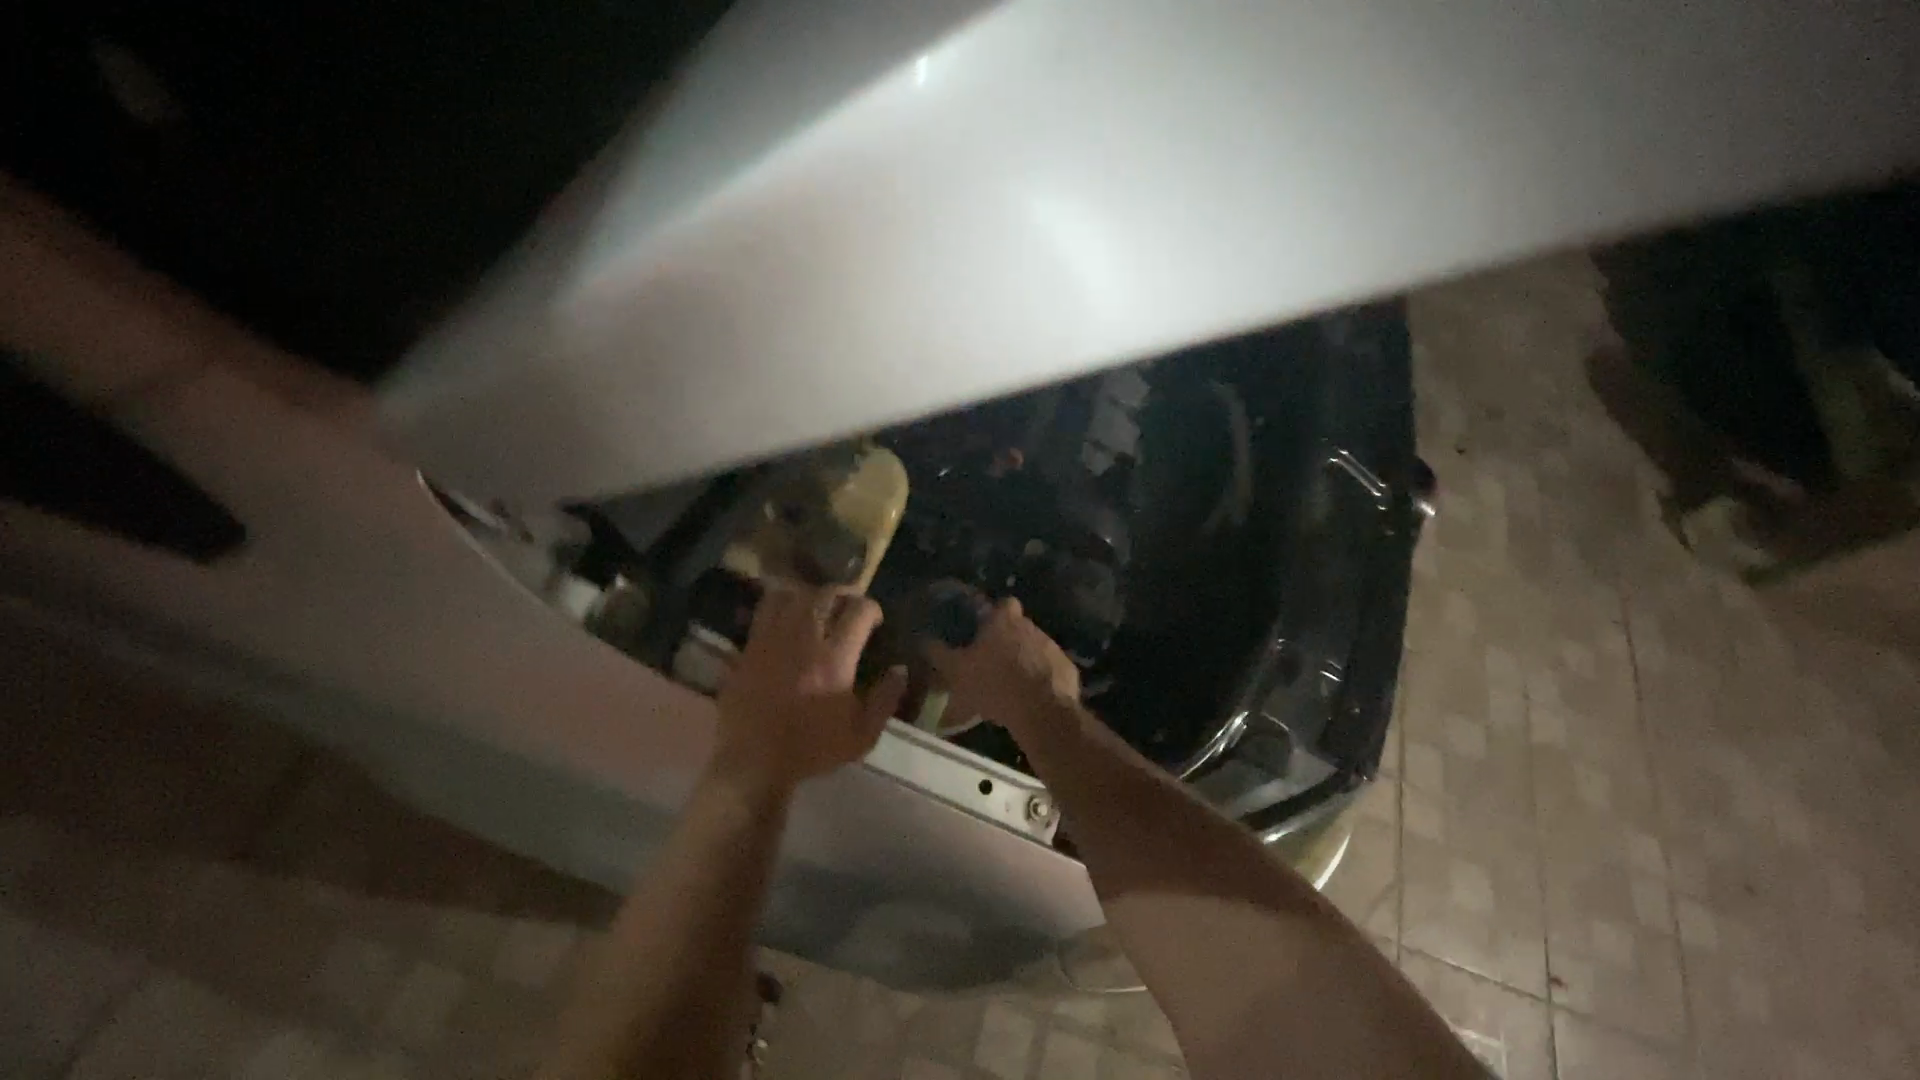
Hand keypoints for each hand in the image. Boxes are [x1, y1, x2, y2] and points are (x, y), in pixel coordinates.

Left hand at [711, 584, 907, 794]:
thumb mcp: (861, 736)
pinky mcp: (749, 646)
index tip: (875, 621)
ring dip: (813, 595)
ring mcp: (772, 639)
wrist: (753, 762)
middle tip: (851, 605)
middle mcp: (804, 639)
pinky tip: (789, 615)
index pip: (859, 611)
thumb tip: (901, 669)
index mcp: (835, 659)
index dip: (872, 608)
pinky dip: (783, 603)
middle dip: (845, 594)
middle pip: (826, 595)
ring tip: (820, 606)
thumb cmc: (811, 750)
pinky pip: (765, 608)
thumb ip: (885, 699)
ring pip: (795, 595)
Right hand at [928, 599, 1080, 734]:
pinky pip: (1051, 670)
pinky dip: (1042, 680)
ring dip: (1025, 661)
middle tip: (992, 662)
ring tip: (1010, 685)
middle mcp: (1032, 627)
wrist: (1042, 711)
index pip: (1004, 603)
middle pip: (1019, 627)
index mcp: (1005, 622)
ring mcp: (1053, 648)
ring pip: (1036, 648)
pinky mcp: (1068, 669)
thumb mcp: (956, 672)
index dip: (995, 613)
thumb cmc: (994, 684)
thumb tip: (925, 640)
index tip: (985, 628)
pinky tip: (1031, 698)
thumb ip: (939, 654)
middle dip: (1008, 641)